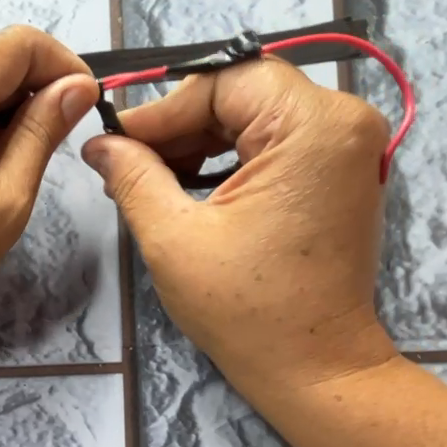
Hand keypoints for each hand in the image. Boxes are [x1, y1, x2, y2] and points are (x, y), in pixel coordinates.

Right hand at [83, 58, 397, 397]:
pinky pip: (274, 146)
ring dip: (197, 144)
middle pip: (244, 95)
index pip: (226, 82)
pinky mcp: (338, 176)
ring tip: (145, 179)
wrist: (309, 364)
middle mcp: (342, 123)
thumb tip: (99, 145)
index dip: (162, 109)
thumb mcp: (173, 238)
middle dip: (176, 127)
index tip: (113, 142)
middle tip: (121, 163)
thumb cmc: (242, 307)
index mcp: (311, 128)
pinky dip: (226, 160)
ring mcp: (347, 149)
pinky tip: (185, 186)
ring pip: (256, 119)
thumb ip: (134, 179)